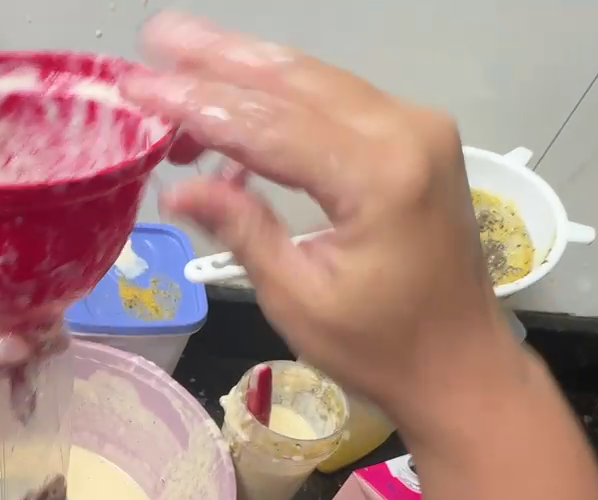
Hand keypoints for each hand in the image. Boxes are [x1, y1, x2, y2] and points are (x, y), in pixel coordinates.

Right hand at [126, 14, 526, 430]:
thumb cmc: (376, 348)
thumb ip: (243, 232)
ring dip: (244, 72)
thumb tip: (180, 189)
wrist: (457, 363)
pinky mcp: (411, 139)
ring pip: (314, 82)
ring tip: (180, 59)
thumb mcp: (297, 298)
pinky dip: (278, 103)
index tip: (140, 88)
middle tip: (155, 38)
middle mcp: (404, 129)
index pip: (269, 125)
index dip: (198, 105)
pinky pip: (334, 105)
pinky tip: (234, 109)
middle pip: (294, 81)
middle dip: (218, 60)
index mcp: (378, 175)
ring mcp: (414, 128)